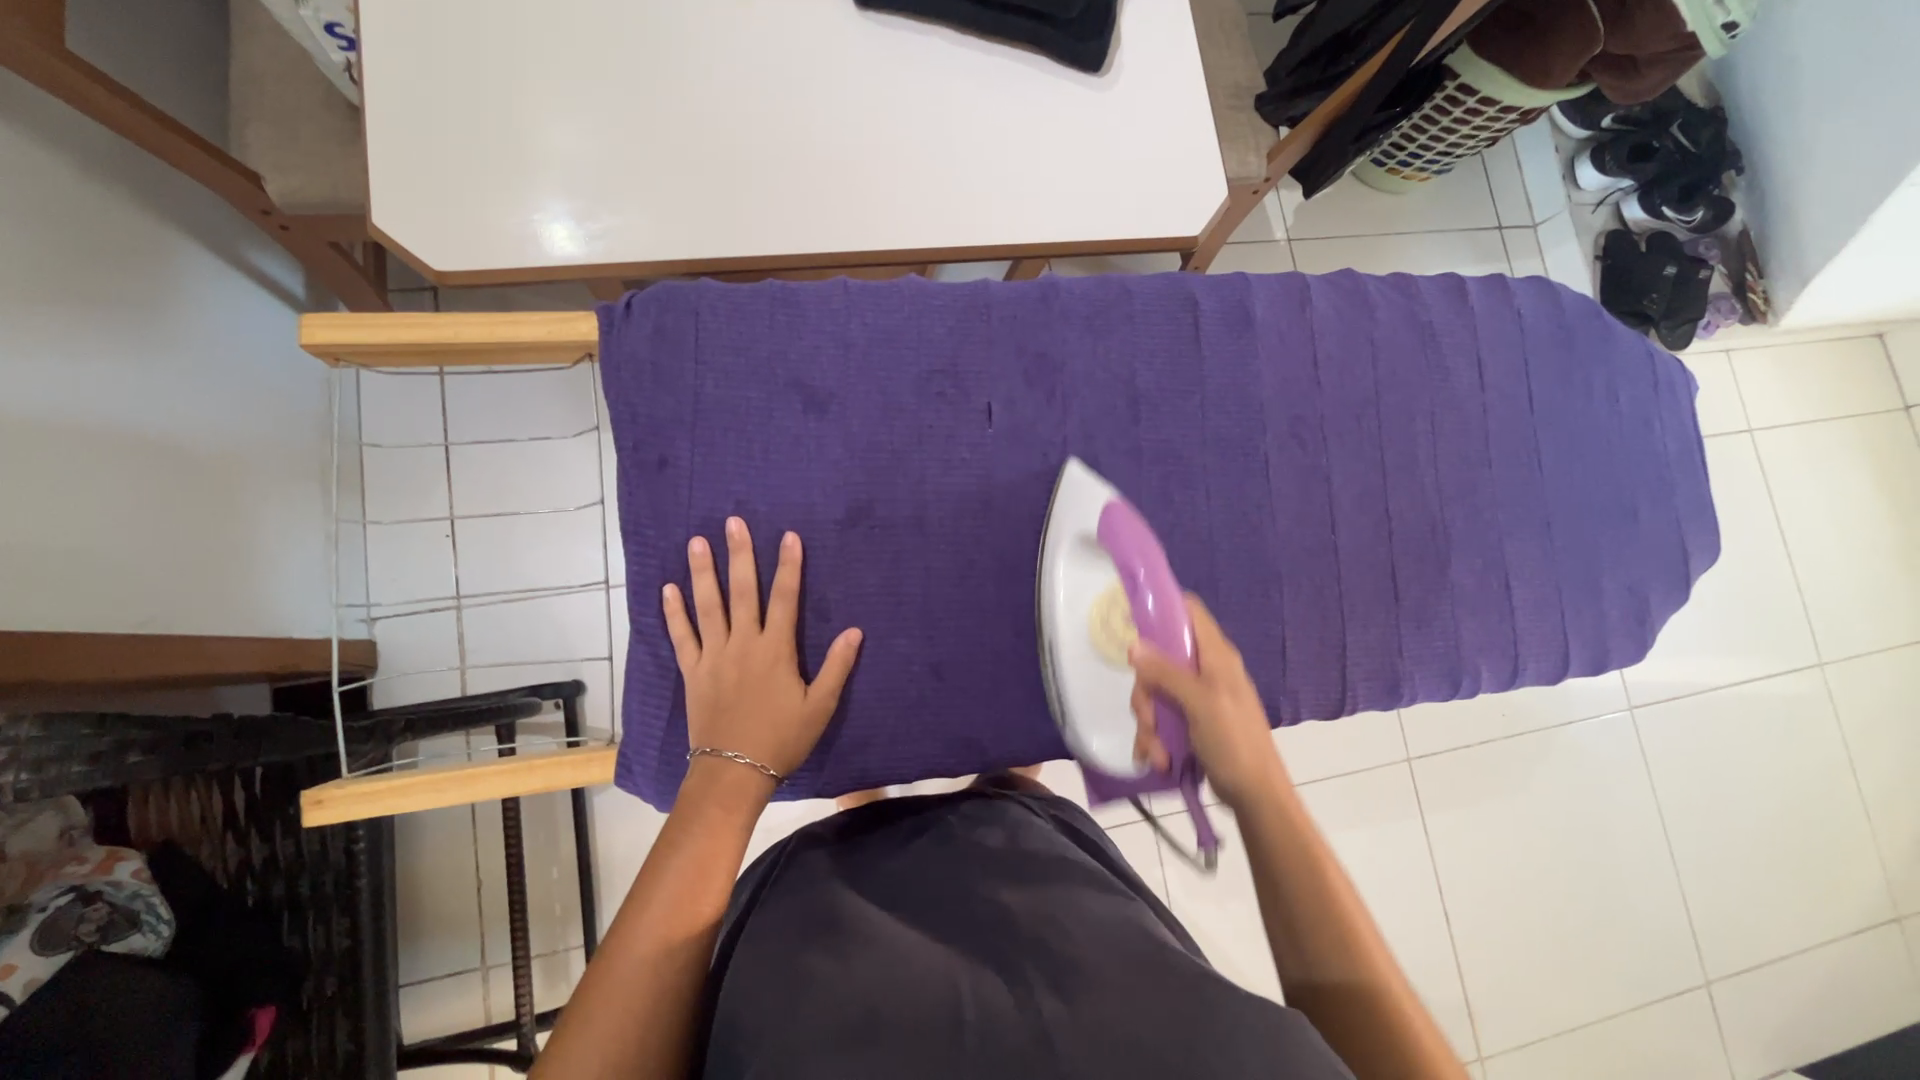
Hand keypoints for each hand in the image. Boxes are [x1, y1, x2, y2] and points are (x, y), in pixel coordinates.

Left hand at [662, 517, 862, 798]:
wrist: (734, 771)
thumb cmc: (782, 739)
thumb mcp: (820, 707)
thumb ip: (837, 667)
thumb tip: (854, 631)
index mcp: (776, 650)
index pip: (785, 598)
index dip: (789, 565)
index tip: (789, 535)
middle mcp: (743, 644)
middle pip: (743, 591)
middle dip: (740, 554)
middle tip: (733, 522)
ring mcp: (714, 656)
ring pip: (708, 606)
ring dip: (703, 572)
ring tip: (697, 542)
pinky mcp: (693, 672)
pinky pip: (682, 636)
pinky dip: (674, 612)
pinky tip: (669, 589)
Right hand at [1128, 593, 1289, 809]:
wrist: (1255, 795)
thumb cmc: (1235, 742)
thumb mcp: (1200, 703)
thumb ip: (1166, 672)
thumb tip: (1133, 644)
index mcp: (1215, 656)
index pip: (1189, 611)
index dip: (1162, 610)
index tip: (1134, 625)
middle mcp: (1204, 671)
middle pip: (1158, 660)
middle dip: (1146, 694)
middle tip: (1150, 719)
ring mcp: (1196, 699)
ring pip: (1154, 695)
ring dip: (1150, 726)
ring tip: (1158, 754)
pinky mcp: (1189, 724)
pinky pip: (1160, 722)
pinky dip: (1155, 741)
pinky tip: (1158, 761)